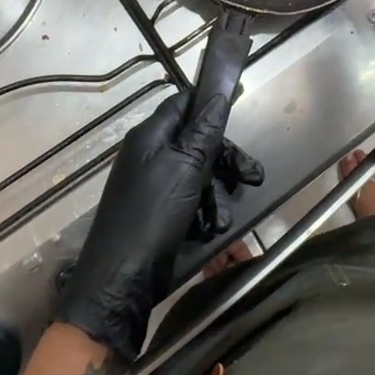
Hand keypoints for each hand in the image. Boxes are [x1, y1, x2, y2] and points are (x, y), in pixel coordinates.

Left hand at [54, 89, 227, 361]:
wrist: (121, 281)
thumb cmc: (153, 214)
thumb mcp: (185, 167)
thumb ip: (204, 131)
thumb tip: (216, 94)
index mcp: (150, 135)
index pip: (182, 103)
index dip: (209, 105)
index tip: (237, 112)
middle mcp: (150, 154)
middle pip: (197, 142)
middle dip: (226, 161)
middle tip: (253, 177)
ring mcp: (152, 185)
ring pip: (197, 175)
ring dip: (216, 195)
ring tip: (221, 221)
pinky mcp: (158, 213)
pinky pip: (188, 201)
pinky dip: (202, 214)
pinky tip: (208, 231)